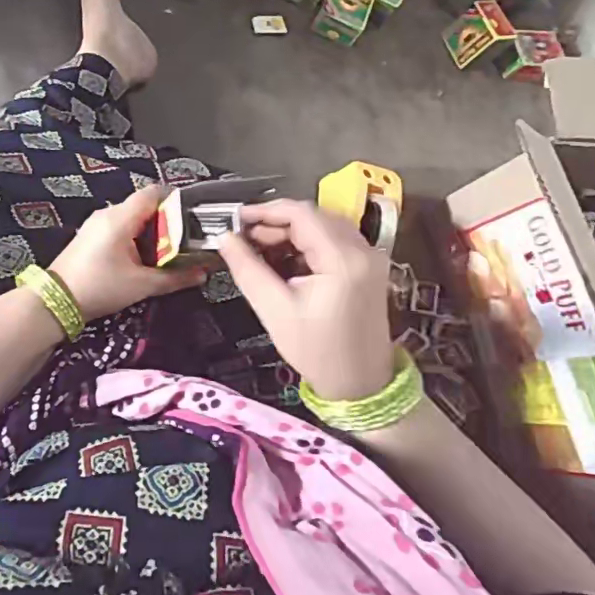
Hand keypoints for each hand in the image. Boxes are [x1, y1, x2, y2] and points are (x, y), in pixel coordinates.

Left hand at [47, 185, 205, 320]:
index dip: (176, 201)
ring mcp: (96, 224)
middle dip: (166, 222)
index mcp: (121, 217)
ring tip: (167, 254)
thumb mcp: (142, 285)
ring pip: (132, 218)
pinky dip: (134, 238)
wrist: (54, 301)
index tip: (192, 220)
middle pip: (145, 206)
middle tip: (184, 243)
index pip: (155, 192)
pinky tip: (142, 259)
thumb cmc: (100, 287)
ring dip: (150, 232)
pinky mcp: (90, 236)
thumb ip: (175, 277)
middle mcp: (108, 213)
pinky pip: (119, 228)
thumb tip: (204, 274)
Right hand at [217, 199, 394, 402]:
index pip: (302, 214)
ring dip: (290, 232)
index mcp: (343, 259)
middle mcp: (363, 250)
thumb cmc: (317, 350)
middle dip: (276, 223)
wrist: (360, 384)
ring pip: (323, 226)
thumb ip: (248, 269)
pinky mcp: (367, 267)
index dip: (265, 211)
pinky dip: (306, 243)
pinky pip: (333, 241)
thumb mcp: (275, 310)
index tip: (236, 219)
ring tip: (259, 249)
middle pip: (313, 216)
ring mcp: (369, 258)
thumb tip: (225, 238)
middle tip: (244, 238)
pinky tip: (283, 259)